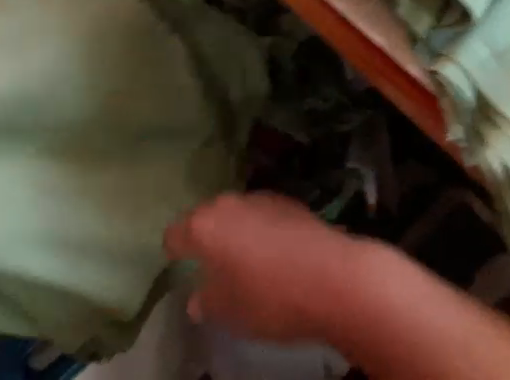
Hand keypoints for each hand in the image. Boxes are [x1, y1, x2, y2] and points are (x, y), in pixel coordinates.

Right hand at [165, 192, 377, 343]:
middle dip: (207, 238)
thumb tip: (196, 300)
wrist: (335, 277)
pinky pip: (264, 216)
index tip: (179, 265)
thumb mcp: (231, 313)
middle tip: (214, 266)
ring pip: (236, 214)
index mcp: (202, 227)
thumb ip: (207, 303)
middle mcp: (225, 204)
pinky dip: (264, 230)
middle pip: (205, 218)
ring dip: (237, 232)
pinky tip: (279, 254)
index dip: (174, 251)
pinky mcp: (289, 202)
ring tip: (250, 261)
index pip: (174, 234)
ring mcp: (259, 198)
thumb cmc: (271, 298)